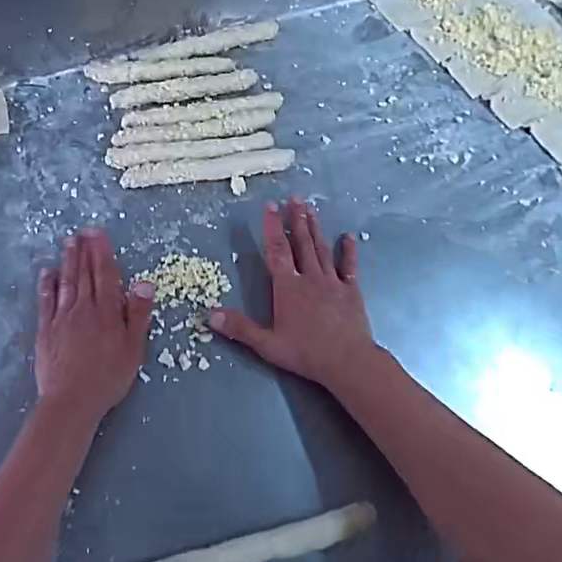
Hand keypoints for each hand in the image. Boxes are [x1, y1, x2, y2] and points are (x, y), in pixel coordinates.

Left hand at [35, 228, 154, 423]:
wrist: (72, 399)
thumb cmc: (108, 377)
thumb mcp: (133, 348)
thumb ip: (138, 314)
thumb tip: (144, 283)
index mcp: (106, 311)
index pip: (105, 275)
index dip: (102, 252)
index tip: (98, 233)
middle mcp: (83, 308)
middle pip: (84, 274)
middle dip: (84, 250)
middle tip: (82, 230)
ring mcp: (62, 317)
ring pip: (66, 282)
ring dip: (68, 260)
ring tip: (68, 242)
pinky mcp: (46, 329)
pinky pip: (46, 301)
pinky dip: (47, 284)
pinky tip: (48, 272)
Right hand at [210, 200, 378, 393]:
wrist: (349, 363)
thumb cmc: (306, 353)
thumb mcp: (267, 344)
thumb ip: (240, 328)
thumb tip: (210, 315)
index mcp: (287, 287)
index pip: (277, 250)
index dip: (272, 227)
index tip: (270, 207)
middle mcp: (309, 278)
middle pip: (301, 243)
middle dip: (296, 219)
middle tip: (294, 198)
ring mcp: (332, 282)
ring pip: (321, 249)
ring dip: (315, 228)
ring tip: (310, 209)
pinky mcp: (351, 292)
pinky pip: (349, 267)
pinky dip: (348, 251)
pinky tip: (349, 237)